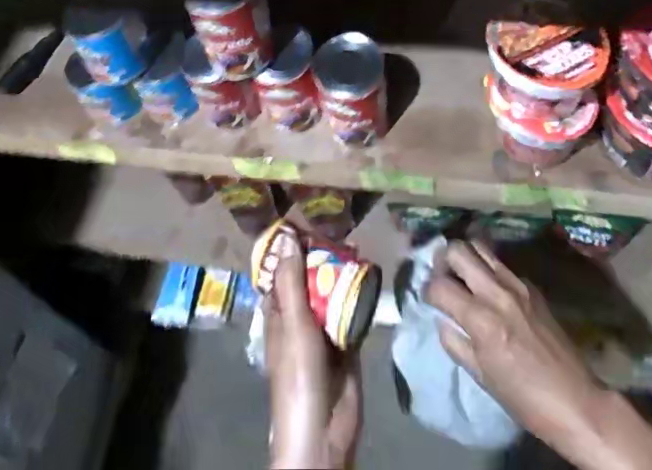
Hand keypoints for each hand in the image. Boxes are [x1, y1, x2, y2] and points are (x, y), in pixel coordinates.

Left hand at [264, 232, 361, 469]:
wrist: (324, 430)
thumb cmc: (298, 373)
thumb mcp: (293, 321)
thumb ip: (292, 280)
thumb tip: (286, 235)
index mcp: (278, 309)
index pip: (284, 269)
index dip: (293, 247)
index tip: (309, 221)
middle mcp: (299, 315)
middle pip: (311, 279)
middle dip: (324, 258)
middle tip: (344, 231)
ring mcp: (323, 329)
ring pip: (333, 294)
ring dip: (345, 275)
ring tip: (360, 247)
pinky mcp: (347, 344)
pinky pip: (353, 314)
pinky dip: (361, 298)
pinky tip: (373, 278)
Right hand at [424, 241, 609, 452]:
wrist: (579, 404)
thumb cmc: (525, 398)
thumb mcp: (480, 376)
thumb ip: (454, 341)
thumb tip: (441, 319)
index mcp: (480, 318)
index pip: (438, 284)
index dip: (426, 290)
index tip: (428, 300)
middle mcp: (497, 293)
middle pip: (456, 250)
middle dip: (441, 260)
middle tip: (442, 277)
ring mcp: (518, 287)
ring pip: (480, 247)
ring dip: (465, 257)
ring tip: (463, 275)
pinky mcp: (534, 289)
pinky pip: (502, 265)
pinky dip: (489, 270)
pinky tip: (491, 290)